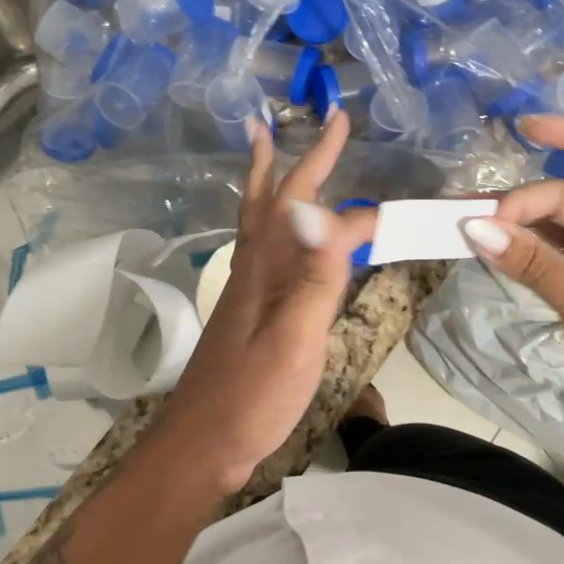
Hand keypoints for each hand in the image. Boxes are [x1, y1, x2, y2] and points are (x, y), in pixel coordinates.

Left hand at [154, 113, 374, 495]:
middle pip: (274, 197)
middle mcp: (252, 266)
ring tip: (270, 143)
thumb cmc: (252, 396)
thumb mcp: (294, 339)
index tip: (360, 144)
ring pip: (259, 216)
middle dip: (302, 156)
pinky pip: (262, 245)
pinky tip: (280, 229)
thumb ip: (312, 276)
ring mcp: (246, 287)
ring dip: (272, 177)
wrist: (203, 443)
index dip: (336, 177)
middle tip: (325, 119)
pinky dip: (273, 219)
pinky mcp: (247, 308)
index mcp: (266, 267)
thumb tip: (324, 208)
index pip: (308, 205)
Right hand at [460, 115, 563, 433]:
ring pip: (548, 229)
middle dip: (523, 203)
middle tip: (479, 223)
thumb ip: (531, 260)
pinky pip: (541, 258)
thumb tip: (473, 226)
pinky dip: (515, 254)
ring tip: (468, 232)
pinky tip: (484, 253)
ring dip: (513, 229)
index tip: (527, 129)